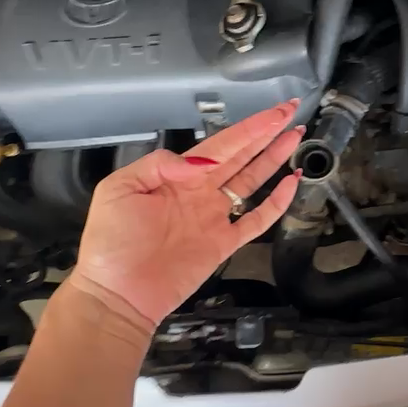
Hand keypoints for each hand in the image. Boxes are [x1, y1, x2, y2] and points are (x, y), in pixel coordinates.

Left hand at [64, 100, 303, 330]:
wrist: (117, 295)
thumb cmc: (111, 243)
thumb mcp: (119, 189)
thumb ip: (158, 165)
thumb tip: (197, 162)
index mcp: (180, 176)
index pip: (223, 144)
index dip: (251, 127)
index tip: (275, 111)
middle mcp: (202, 191)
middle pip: (243, 155)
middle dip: (267, 132)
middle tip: (291, 112)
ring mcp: (215, 217)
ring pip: (253, 180)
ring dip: (274, 158)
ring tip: (296, 137)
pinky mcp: (224, 244)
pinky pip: (257, 219)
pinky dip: (276, 202)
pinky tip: (291, 183)